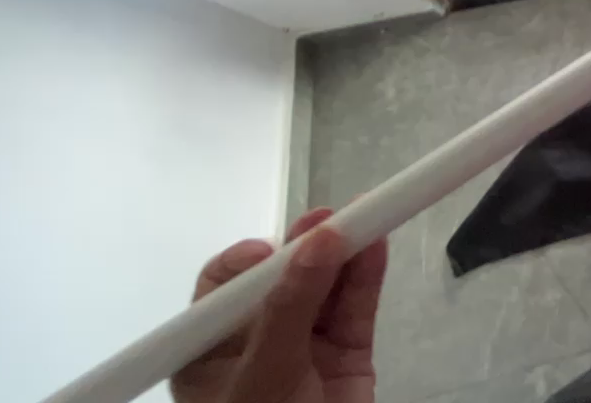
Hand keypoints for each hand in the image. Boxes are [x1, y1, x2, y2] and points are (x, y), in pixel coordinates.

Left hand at [172, 208, 387, 402]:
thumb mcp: (264, 378)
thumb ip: (291, 307)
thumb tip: (320, 235)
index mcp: (210, 354)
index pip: (222, 290)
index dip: (247, 262)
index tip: (272, 251)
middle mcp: (257, 341)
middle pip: (283, 276)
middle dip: (307, 244)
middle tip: (331, 218)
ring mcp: (307, 343)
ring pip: (328, 281)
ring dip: (348, 247)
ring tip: (369, 213)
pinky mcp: (350, 348)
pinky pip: (360, 299)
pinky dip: (372, 267)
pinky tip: (380, 239)